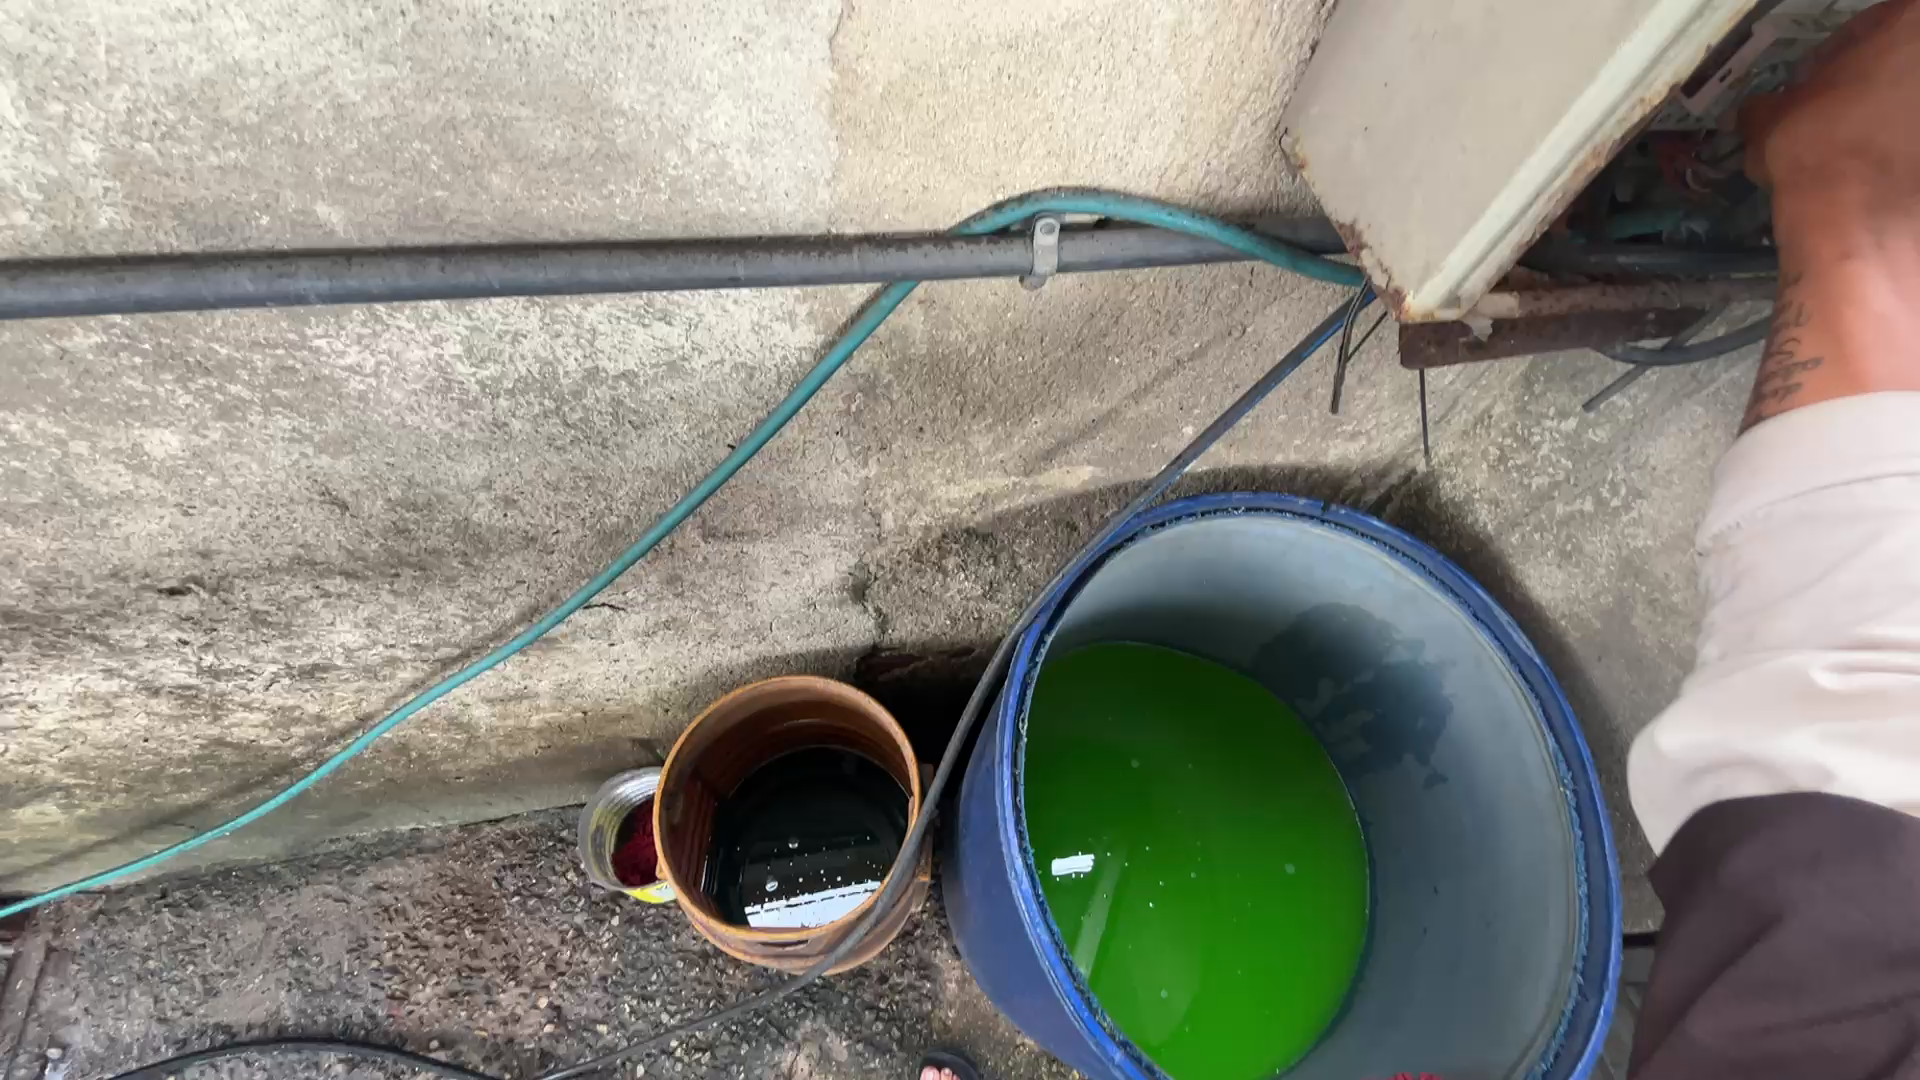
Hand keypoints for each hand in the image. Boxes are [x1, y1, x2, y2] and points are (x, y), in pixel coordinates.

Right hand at [1741, 0, 1919, 237]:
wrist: (1855, 198)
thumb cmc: (1811, 142)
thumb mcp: (1765, 121)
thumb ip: (1762, 106)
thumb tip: (1755, 108)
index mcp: (1907, 20)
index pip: (1863, 28)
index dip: (1828, 59)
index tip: (1806, 86)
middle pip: (1897, 54)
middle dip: (1865, 79)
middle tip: (1830, 109)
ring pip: (1907, 90)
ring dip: (1881, 106)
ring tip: (1848, 138)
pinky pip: (1911, 127)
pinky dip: (1897, 135)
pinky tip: (1870, 155)